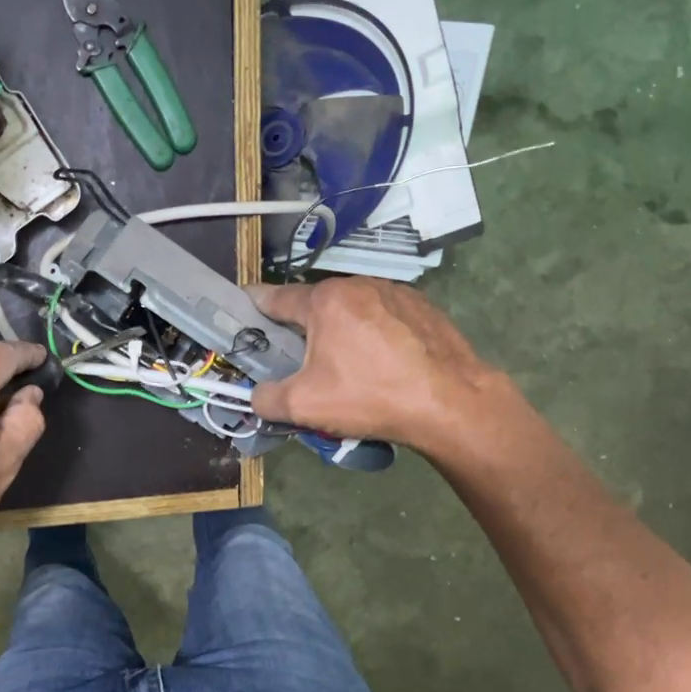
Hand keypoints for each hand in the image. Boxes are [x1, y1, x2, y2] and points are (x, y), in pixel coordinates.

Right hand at [249, 278, 503, 454]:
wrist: (451, 402)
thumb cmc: (369, 397)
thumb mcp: (302, 406)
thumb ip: (266, 398)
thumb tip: (258, 394)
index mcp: (326, 300)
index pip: (276, 297)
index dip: (253, 306)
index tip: (240, 313)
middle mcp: (360, 285)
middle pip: (315, 304)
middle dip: (300, 327)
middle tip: (293, 358)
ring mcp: (397, 293)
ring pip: (351, 309)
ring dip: (338, 330)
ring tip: (340, 364)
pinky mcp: (424, 308)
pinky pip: (382, 318)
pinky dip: (371, 335)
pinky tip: (378, 364)